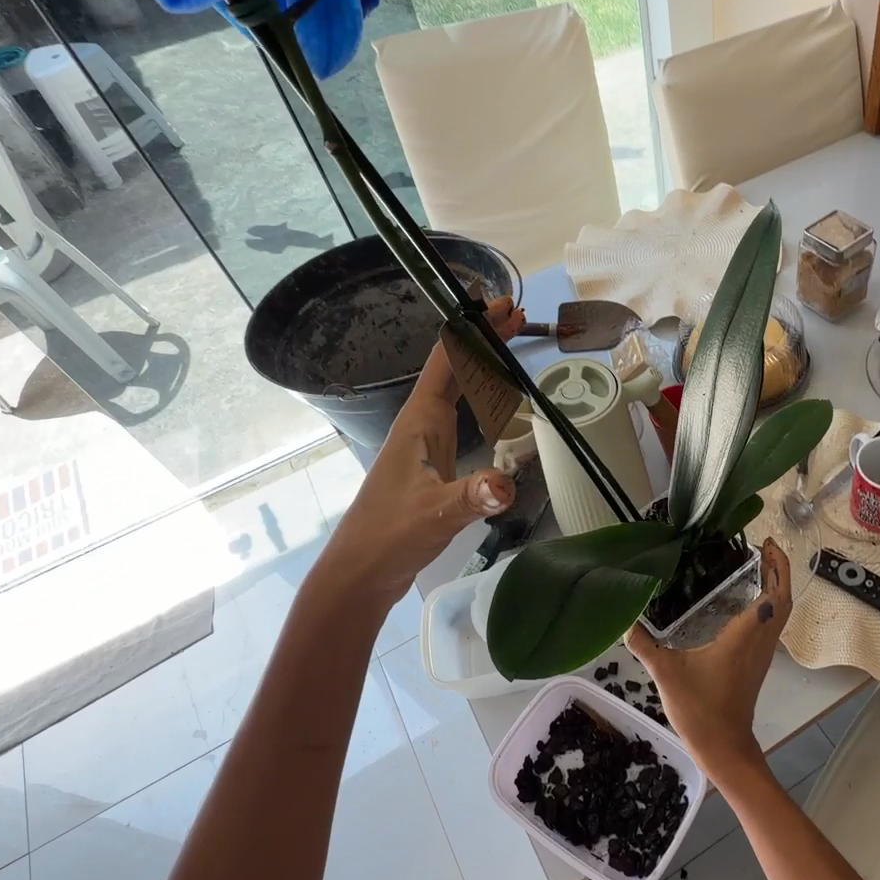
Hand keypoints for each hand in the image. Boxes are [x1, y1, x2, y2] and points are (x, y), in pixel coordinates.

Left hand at [332, 298, 525, 595]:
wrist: (362, 571)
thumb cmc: (389, 536)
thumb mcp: (436, 515)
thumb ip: (472, 496)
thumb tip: (507, 483)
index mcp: (418, 421)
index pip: (447, 361)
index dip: (474, 330)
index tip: (502, 308)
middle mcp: (420, 423)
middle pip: (454, 366)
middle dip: (482, 338)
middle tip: (517, 317)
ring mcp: (425, 442)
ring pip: (456, 388)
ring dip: (481, 363)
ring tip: (509, 345)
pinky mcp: (431, 462)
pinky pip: (460, 414)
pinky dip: (481, 396)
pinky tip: (495, 402)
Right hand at [628, 538, 792, 781]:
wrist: (723, 747)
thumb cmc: (700, 709)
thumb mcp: (666, 673)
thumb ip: (644, 645)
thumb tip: (623, 619)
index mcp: (745, 636)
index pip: (773, 595)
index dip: (776, 567)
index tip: (766, 544)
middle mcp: (760, 640)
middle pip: (783, 598)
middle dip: (779, 570)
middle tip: (764, 547)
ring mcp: (763, 653)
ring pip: (780, 612)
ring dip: (776, 586)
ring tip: (759, 565)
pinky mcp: (758, 662)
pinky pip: (772, 624)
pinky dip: (769, 604)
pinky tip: (748, 600)